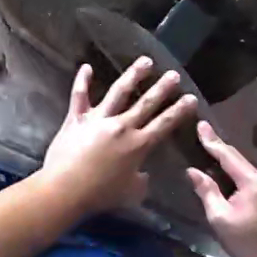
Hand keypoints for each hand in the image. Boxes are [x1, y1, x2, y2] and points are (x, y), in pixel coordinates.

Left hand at [41, 60, 199, 214]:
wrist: (66, 189)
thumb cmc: (100, 194)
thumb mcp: (131, 192)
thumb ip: (141, 180)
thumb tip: (143, 173)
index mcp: (138, 145)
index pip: (164, 124)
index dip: (179, 111)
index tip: (191, 98)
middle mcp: (121, 126)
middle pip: (146, 103)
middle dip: (162, 88)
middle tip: (173, 74)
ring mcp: (97, 119)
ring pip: (118, 91)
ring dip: (133, 75)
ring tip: (145, 61)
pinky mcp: (76, 118)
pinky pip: (79, 95)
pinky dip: (82, 80)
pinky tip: (86, 66)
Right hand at [186, 122, 256, 256]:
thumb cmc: (248, 243)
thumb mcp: (220, 218)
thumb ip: (206, 191)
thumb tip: (193, 171)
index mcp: (254, 182)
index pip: (228, 156)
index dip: (212, 140)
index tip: (201, 124)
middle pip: (238, 162)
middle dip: (220, 154)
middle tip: (202, 140)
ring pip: (246, 171)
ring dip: (230, 169)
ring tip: (211, 162)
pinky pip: (255, 180)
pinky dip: (241, 179)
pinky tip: (229, 181)